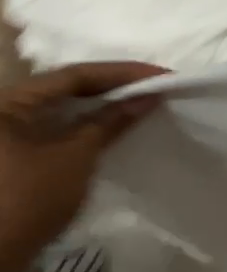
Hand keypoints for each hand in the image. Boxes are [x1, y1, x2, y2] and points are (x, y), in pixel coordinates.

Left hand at [0, 63, 166, 271]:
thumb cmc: (28, 198)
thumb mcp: (77, 154)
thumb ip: (111, 119)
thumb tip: (148, 94)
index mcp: (4, 108)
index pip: (71, 76)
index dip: (123, 73)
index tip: (165, 77)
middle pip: (59, 89)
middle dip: (109, 87)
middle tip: (152, 88)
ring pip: (52, 110)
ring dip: (94, 106)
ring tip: (134, 105)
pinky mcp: (3, 161)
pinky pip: (43, 129)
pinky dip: (76, 125)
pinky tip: (104, 127)